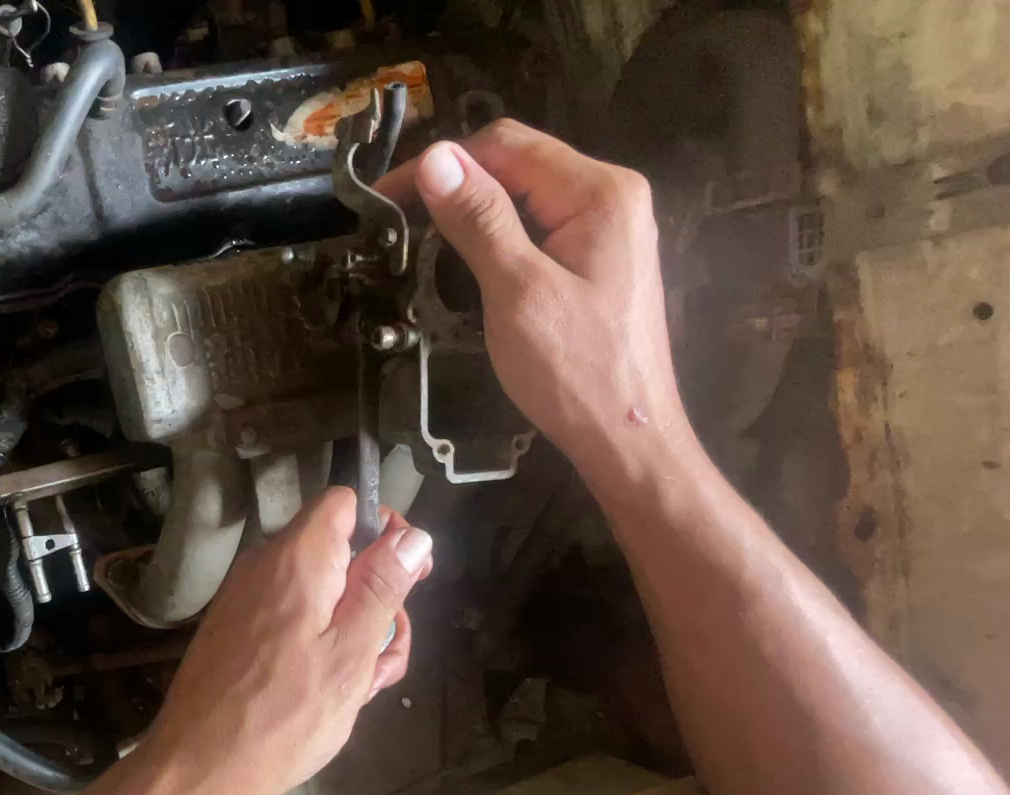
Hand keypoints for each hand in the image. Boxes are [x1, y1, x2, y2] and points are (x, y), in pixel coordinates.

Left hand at [138, 489, 430, 794]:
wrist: (199, 766)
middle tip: (387, 656)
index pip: (342, 503)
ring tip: (362, 689)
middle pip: (338, 555)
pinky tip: (330, 694)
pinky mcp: (238, 632)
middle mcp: (265, 567)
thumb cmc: (284, 714)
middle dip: (377, 599)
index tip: (410, 574)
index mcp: (296, 558)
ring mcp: (247, 601)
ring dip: (354, 634)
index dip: (383, 528)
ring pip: (321, 596)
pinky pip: (293, 622)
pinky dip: (320, 648)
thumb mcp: (351, 652)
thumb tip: (412, 535)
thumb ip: (381, 588)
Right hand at [379, 120, 698, 489]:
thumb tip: (437, 159)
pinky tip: (463, 254)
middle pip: (517, 163)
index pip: (506, 146)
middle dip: (453, 182)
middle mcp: (609, 195)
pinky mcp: (595, 260)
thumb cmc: (573, 370)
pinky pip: (535, 226)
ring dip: (469, 208)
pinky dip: (492, 232)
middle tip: (394, 220)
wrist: (623, 434)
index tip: (385, 199)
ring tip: (418, 235)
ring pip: (524, 195)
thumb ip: (480, 221)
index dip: (439, 164)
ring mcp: (605, 229)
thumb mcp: (517, 292)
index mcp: (598, 192)